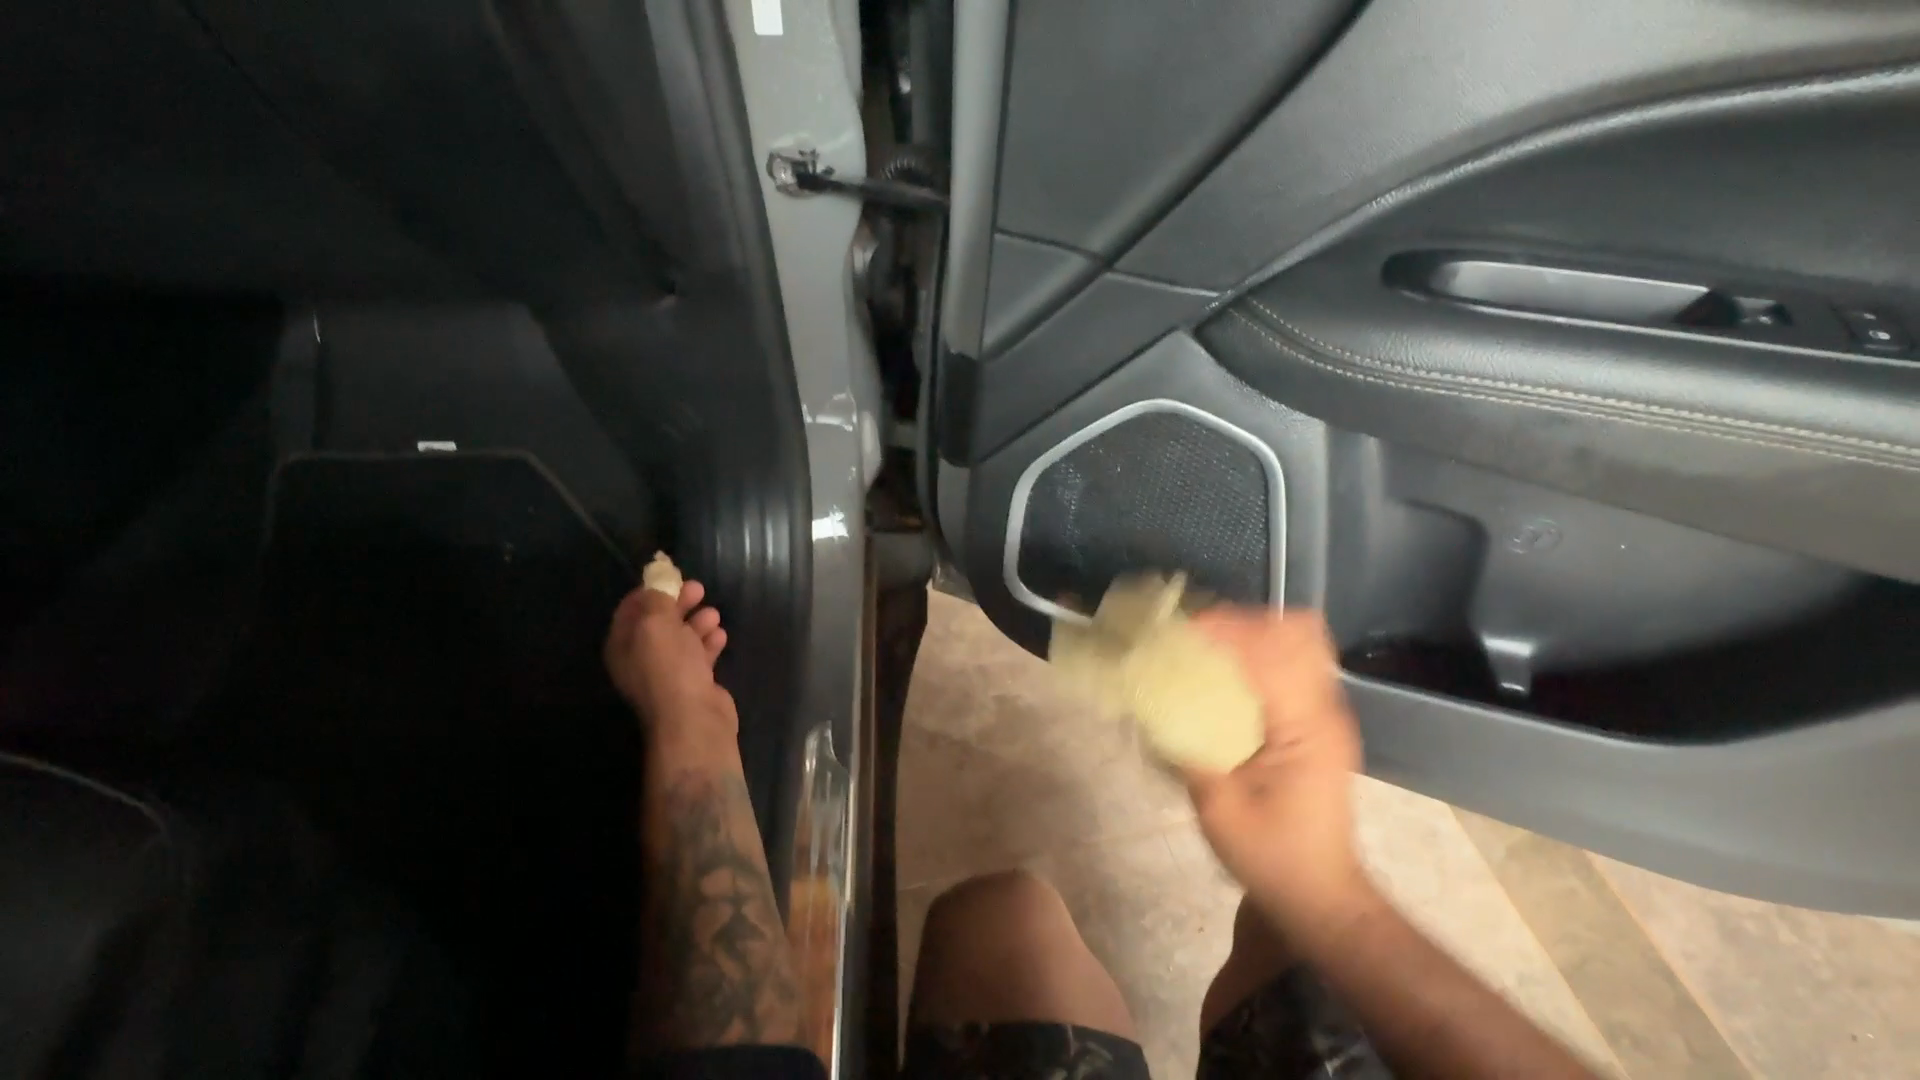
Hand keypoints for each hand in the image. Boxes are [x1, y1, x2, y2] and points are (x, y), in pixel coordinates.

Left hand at [604, 579, 734, 752]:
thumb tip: (658, 576)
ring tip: (714, 613)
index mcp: (622, 645)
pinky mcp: (693, 683)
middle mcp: (640, 658)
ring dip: (697, 622)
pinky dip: (709, 642)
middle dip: (678, 602)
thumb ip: (656, 598)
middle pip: (658, 622)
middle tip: (699, 588)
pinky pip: (699, 655)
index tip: (672, 574)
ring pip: (682, 638)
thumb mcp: (655, 624)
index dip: (650, 589)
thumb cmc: (669, 667)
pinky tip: (721, 634)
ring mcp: (667, 672)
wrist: (693, 719)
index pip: (631, 609)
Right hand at [1182, 609, 1369, 935]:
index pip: (1273, 652)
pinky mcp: (1318, 724)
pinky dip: (1259, 657)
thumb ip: (1188, 750)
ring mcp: (1326, 715)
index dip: (1227, 630)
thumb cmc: (1271, 857)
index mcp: (1304, 727)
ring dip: (1253, 635)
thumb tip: (1151, 704)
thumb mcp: (1218, 809)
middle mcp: (1324, 710)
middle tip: (1197, 635)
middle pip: (1298, 631)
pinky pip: (1294, 667)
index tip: (1182, 631)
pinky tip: (1224, 677)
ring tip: (1206, 648)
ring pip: (1300, 643)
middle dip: (1245, 622)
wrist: (1321, 895)